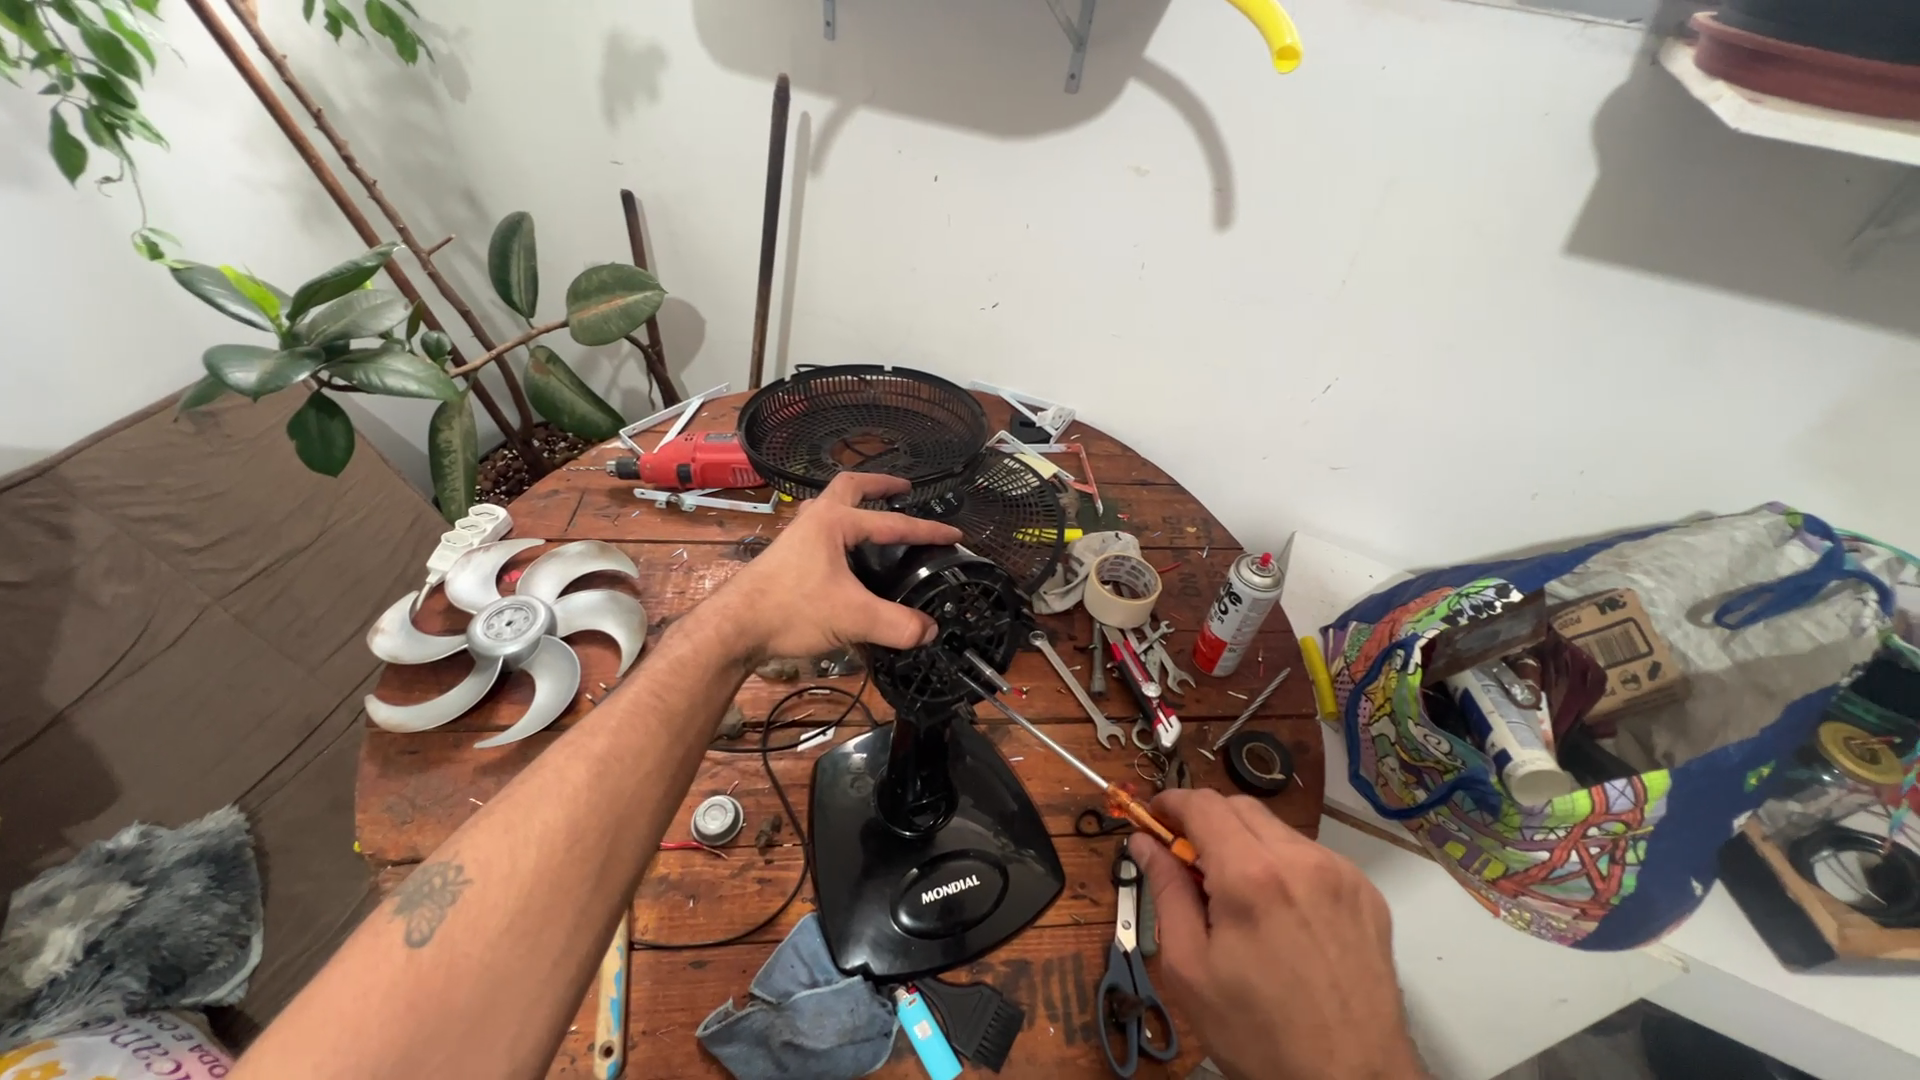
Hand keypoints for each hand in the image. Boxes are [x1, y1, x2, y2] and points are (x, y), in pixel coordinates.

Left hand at [701, 472, 962, 663]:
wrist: (734, 628)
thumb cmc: (790, 611)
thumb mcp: (852, 618)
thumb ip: (897, 625)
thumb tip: (929, 631)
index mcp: (834, 522)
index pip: (892, 522)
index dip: (927, 530)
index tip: (954, 534)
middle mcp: (814, 520)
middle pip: (849, 486)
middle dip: (880, 484)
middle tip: (904, 488)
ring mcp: (796, 536)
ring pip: (830, 505)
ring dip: (855, 503)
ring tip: (875, 514)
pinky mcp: (785, 556)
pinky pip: (820, 529)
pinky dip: (839, 528)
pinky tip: (845, 553)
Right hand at [1130, 790, 1423, 1079]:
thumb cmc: (1258, 1033)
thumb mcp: (1190, 967)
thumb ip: (1165, 891)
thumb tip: (1145, 842)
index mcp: (1250, 875)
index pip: (1202, 803)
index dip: (1171, 803)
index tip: (1155, 819)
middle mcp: (1300, 860)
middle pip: (1239, 807)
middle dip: (1206, 821)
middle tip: (1189, 862)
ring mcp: (1341, 874)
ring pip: (1277, 829)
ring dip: (1246, 843)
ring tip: (1237, 895)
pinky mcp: (1367, 894)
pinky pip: (1312, 857)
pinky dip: (1284, 866)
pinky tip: (1280, 913)